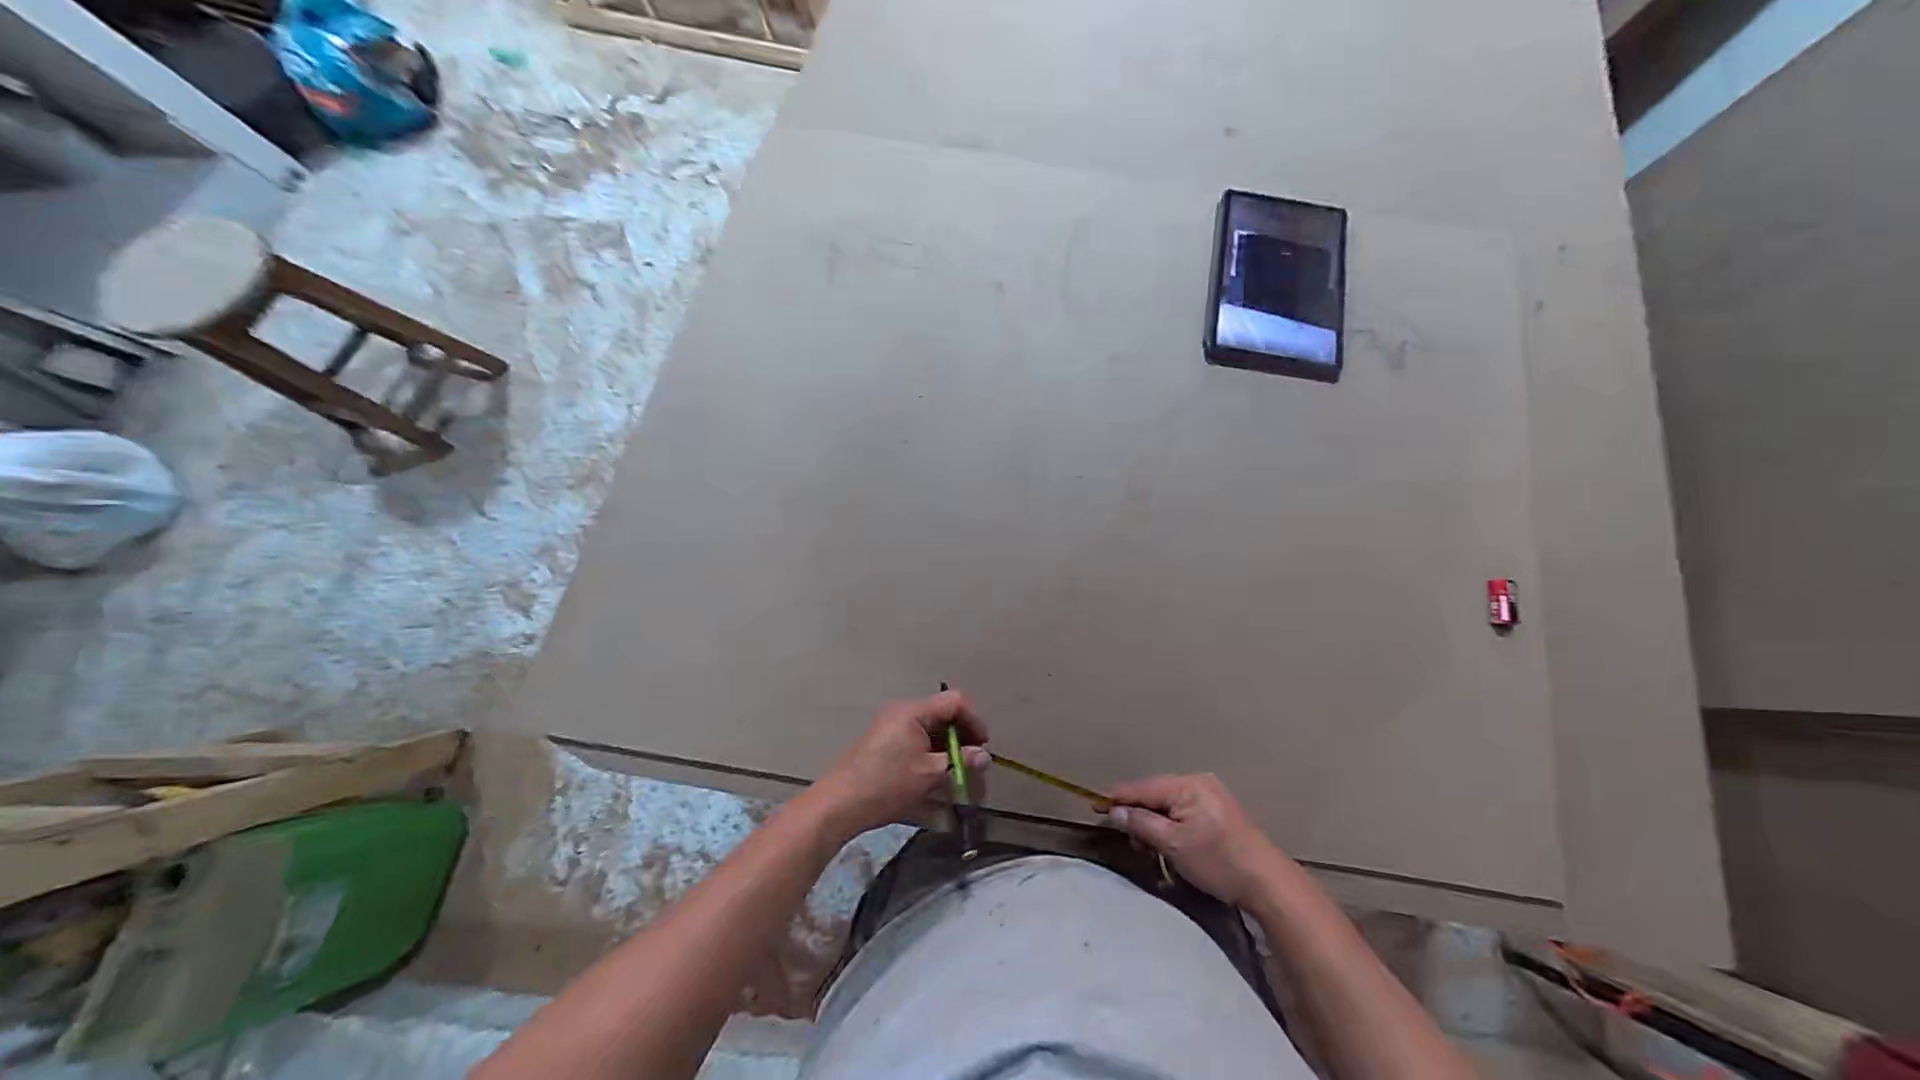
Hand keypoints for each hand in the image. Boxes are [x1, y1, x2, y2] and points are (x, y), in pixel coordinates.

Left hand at [808, 690, 988, 837]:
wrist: (841, 803)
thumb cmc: (888, 784)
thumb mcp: (930, 773)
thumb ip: (960, 762)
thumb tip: (984, 757)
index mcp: (913, 711)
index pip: (954, 702)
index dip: (973, 721)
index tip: (982, 746)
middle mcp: (901, 712)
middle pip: (942, 715)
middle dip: (961, 738)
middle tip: (972, 763)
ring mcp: (890, 727)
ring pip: (929, 730)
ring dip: (946, 749)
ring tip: (955, 774)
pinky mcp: (883, 744)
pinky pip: (915, 741)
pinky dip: (929, 755)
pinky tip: (934, 778)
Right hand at [1107, 773, 1284, 906]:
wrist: (1268, 883)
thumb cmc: (1217, 861)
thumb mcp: (1172, 844)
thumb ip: (1140, 823)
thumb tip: (1115, 811)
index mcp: (1187, 784)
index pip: (1141, 787)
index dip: (1116, 798)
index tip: (1095, 808)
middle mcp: (1199, 782)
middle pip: (1154, 793)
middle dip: (1137, 814)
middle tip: (1130, 842)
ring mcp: (1211, 795)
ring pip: (1169, 803)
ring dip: (1154, 822)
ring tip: (1149, 847)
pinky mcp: (1220, 811)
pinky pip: (1184, 810)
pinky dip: (1171, 824)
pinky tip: (1168, 842)